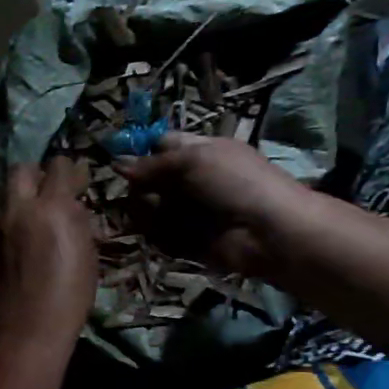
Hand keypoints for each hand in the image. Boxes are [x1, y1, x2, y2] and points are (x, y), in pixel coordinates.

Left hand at [0, 158, 96, 343]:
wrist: (29, 328)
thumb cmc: (71, 294)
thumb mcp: (88, 253)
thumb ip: (78, 222)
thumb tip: (72, 206)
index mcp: (52, 208)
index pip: (59, 166)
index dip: (71, 169)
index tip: (79, 179)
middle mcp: (19, 208)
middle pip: (22, 169)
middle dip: (38, 173)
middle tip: (52, 190)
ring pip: (3, 190)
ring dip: (19, 193)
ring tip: (34, 210)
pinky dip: (9, 216)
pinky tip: (20, 235)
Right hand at [114, 133, 314, 273]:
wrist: (270, 231)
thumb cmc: (237, 182)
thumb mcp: (196, 159)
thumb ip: (155, 163)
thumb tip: (118, 164)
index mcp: (201, 151)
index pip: (163, 145)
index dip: (144, 151)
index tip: (123, 161)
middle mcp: (194, 180)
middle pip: (151, 179)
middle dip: (142, 186)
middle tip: (145, 192)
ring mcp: (192, 213)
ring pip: (151, 209)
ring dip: (149, 212)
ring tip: (160, 215)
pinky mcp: (190, 243)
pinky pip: (161, 237)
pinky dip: (161, 236)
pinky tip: (171, 234)